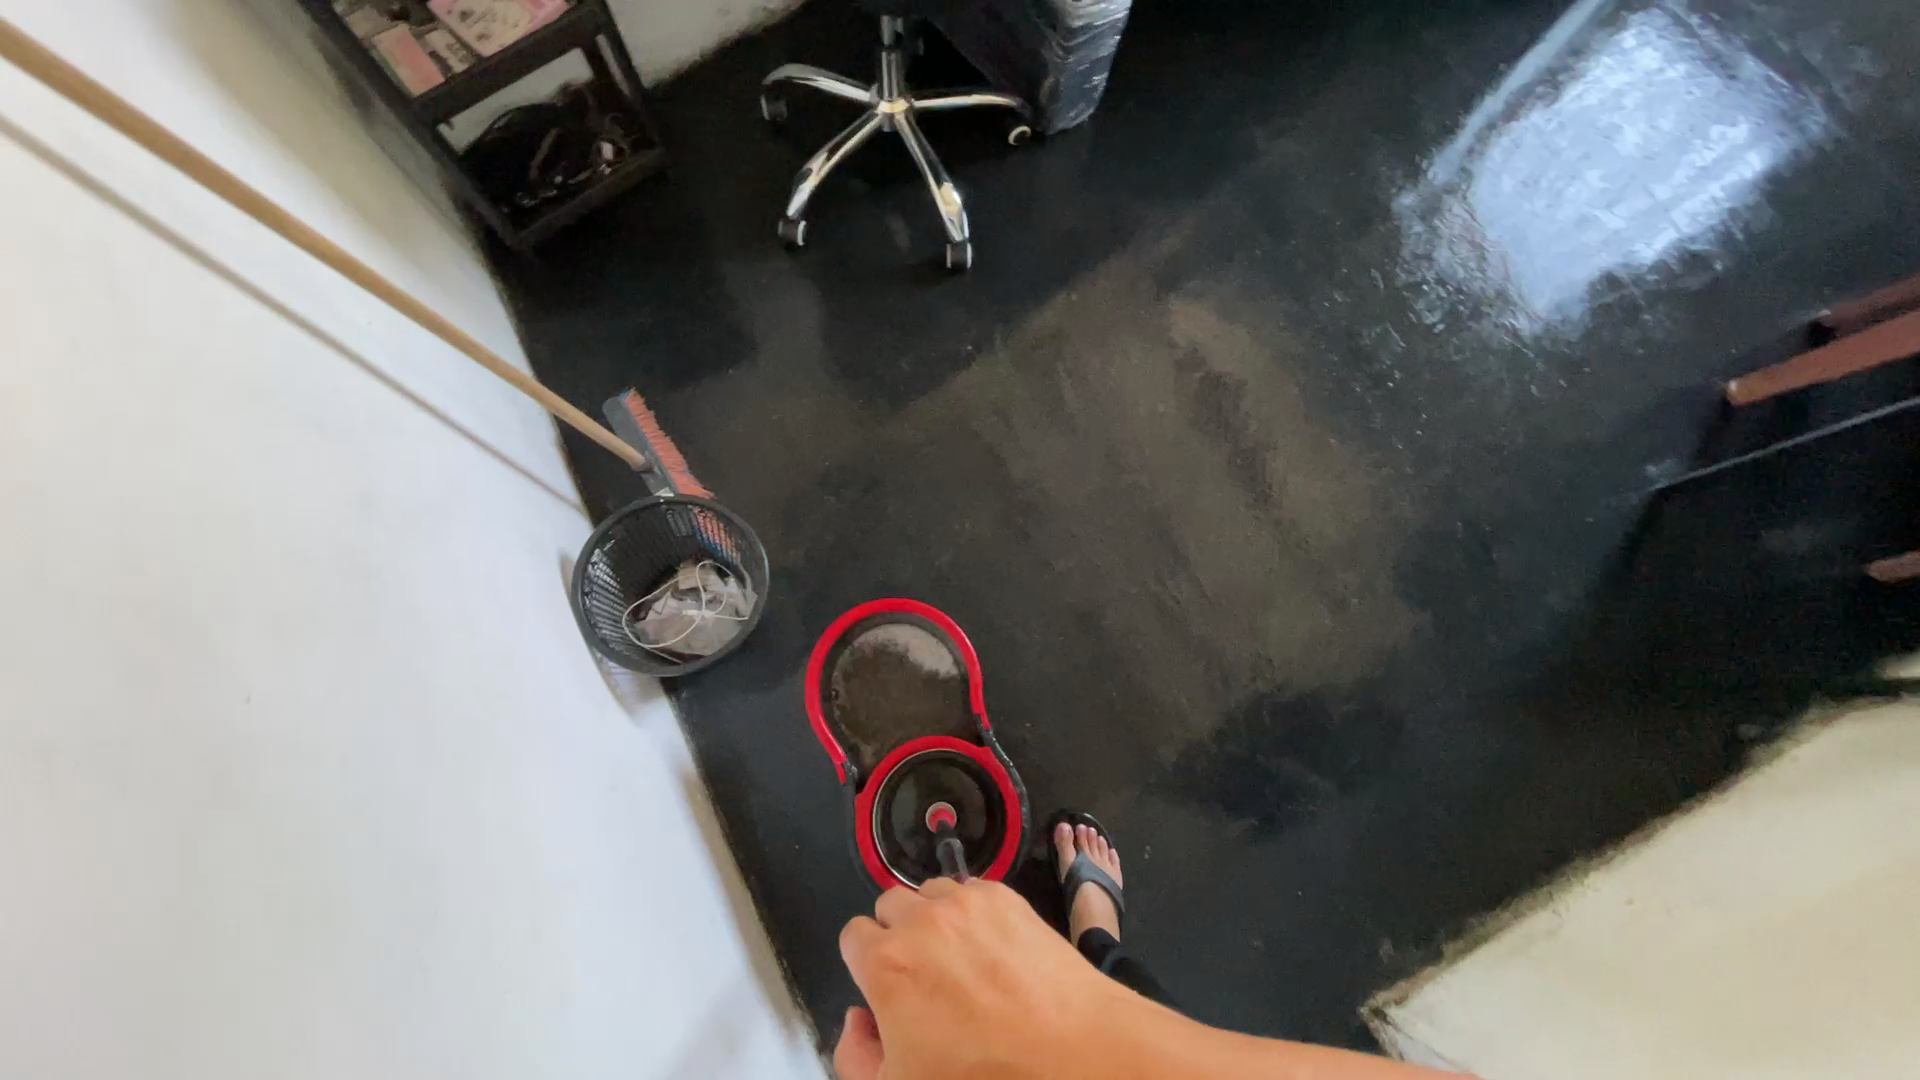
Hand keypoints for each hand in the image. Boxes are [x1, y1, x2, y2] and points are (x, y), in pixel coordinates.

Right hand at [834, 877, 1139, 1079]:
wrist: (1071, 1052)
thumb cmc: (980, 1078)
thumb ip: (856, 1054)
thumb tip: (859, 1016)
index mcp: (885, 963)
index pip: (853, 936)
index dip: (866, 964)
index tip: (887, 989)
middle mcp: (920, 918)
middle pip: (889, 906)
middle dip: (897, 935)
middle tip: (925, 977)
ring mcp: (965, 900)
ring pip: (930, 893)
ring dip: (933, 918)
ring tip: (961, 960)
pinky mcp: (1003, 894)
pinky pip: (971, 891)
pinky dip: (973, 913)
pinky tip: (994, 950)